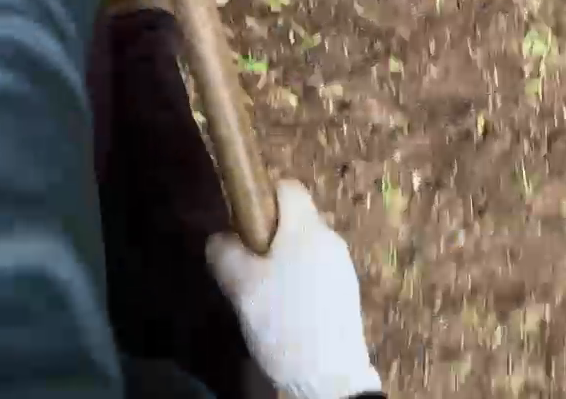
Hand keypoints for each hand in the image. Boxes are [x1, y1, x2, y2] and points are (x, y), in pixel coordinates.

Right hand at [207, 181, 381, 398]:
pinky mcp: (346, 293)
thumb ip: (225, 253)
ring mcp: (342, 266)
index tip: (244, 225)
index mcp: (307, 227)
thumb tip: (219, 237)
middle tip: (249, 268)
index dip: (262, 197)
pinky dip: (299, 282)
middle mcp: (329, 238)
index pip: (287, 186)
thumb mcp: (242, 286)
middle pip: (294, 219)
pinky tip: (286, 314)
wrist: (329, 379)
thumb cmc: (283, 321)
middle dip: (269, 235)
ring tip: (264, 297)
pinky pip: (316, 272)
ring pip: (304, 247)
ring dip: (284, 262)